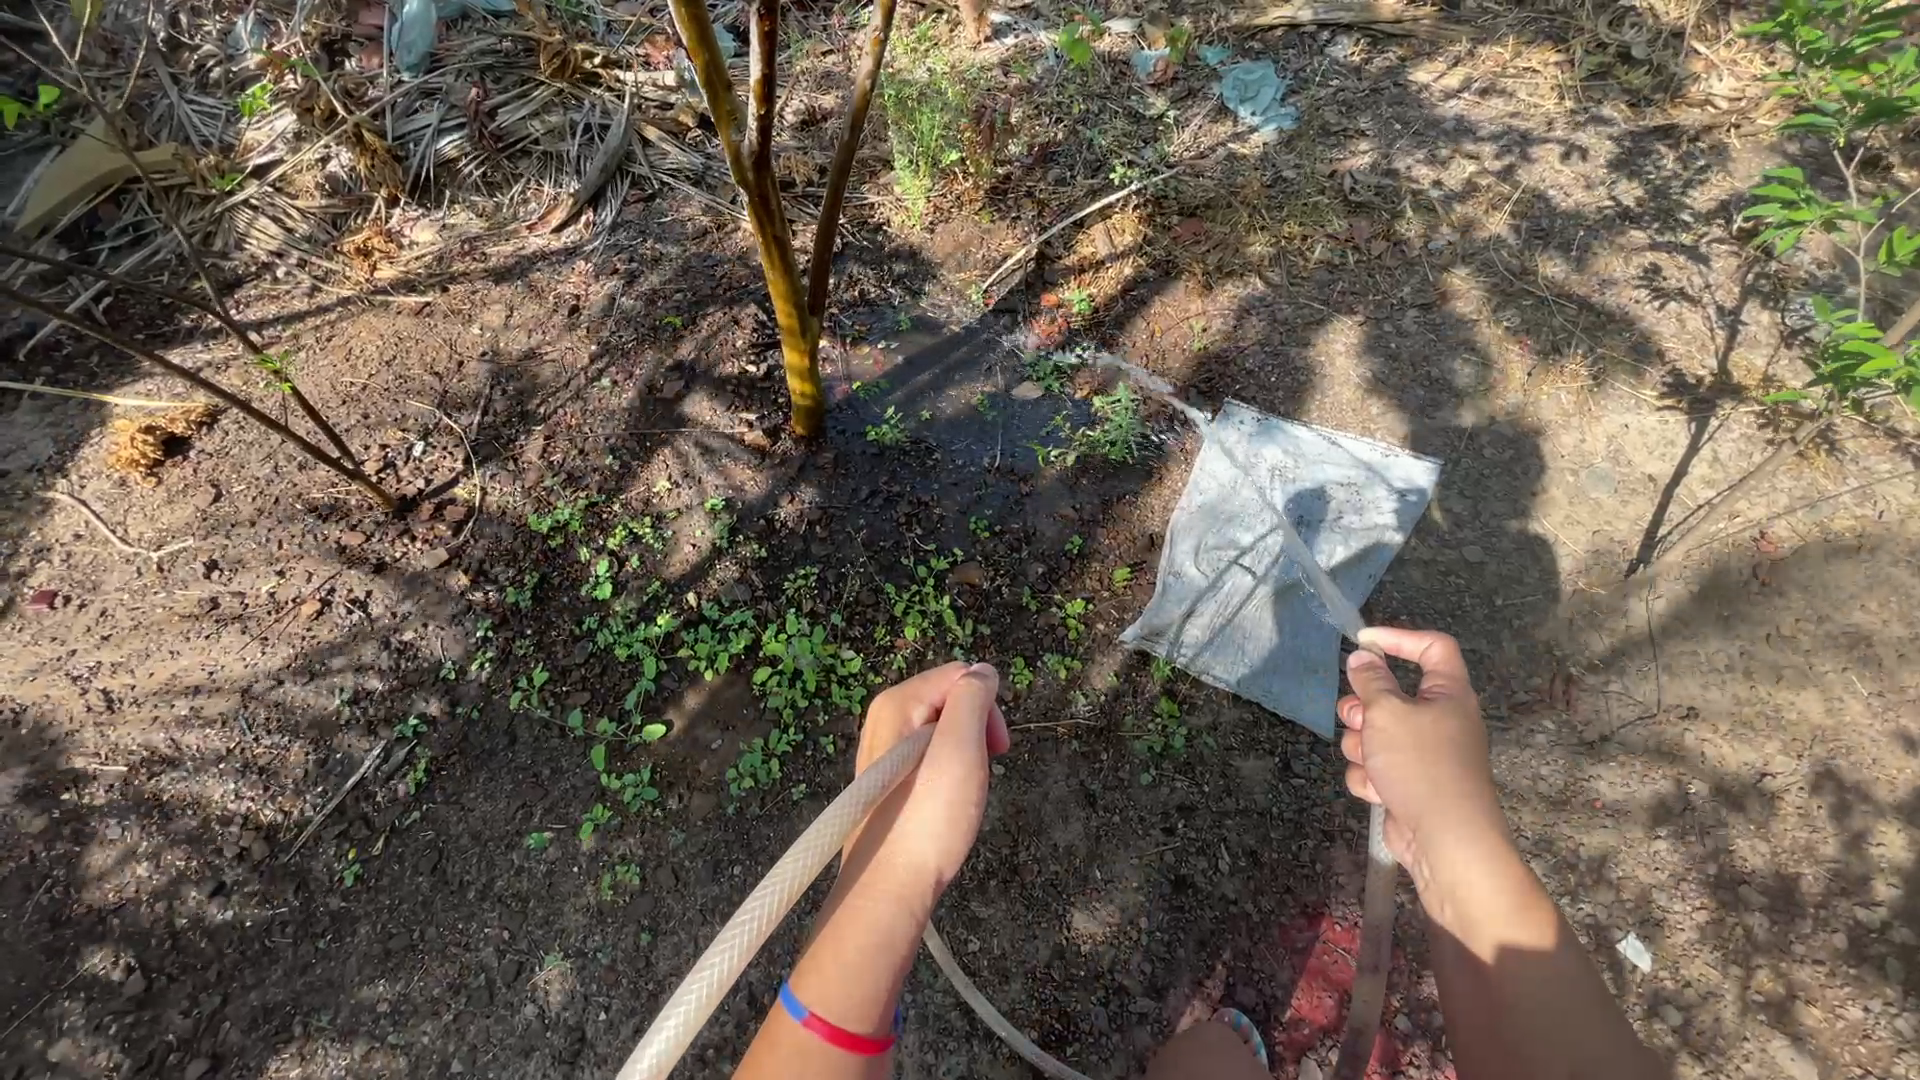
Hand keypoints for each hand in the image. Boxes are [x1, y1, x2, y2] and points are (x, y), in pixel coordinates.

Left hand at [840, 662, 1010, 900]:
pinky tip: (947, 804)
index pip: (960, 674)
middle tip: (980, 772)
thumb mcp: (960, 746)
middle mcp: (884, 718)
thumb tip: (983, 670)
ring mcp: (884, 751)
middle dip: (976, 730)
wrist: (890, 888)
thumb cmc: (929, 816)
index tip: (996, 748)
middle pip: (951, 700)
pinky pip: (930, 758)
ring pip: (944, 732)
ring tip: (962, 793)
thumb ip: (973, 698)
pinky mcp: (888, 780)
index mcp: (896, 702)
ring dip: (965, 755)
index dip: (987, 706)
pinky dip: (949, 774)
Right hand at [1337, 628, 1505, 881]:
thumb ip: (1370, 681)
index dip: (1399, 638)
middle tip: (1356, 717)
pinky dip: (1369, 776)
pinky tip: (1377, 789)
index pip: (1432, 648)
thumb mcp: (1388, 712)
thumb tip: (1362, 657)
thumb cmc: (1421, 765)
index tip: (1362, 641)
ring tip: (1371, 761)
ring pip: (1373, 732)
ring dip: (1361, 745)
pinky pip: (1374, 765)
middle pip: (1389, 693)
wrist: (1445, 839)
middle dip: (1362, 706)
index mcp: (1447, 694)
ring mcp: (1422, 753)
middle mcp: (1438, 719)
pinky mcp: (1406, 782)